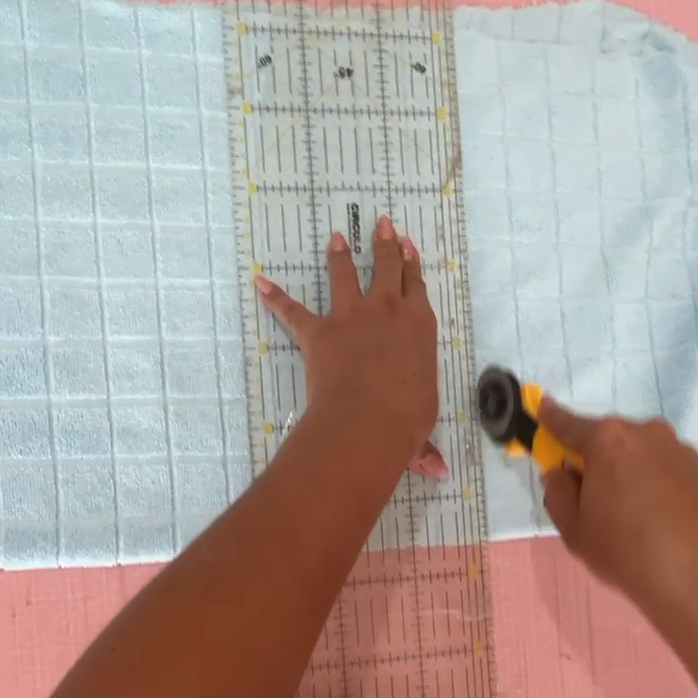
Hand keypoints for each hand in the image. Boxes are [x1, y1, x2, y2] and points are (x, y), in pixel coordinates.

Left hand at [255, 216, 446, 479]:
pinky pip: (292, 310)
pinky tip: (260, 281)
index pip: (416, 287)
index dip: (412, 266)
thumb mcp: (419, 429)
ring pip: (345, 275)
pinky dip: (274, 296)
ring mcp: (352, 316)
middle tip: (382, 224)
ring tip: (335, 239)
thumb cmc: (405, 420)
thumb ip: (424, 447)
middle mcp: (388, 310)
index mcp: (419, 325)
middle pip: (387, 267)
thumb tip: (437, 473)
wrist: (369, 421)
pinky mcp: (319, 331)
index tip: (408, 247)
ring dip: (340, 255)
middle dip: (384, 244)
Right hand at [537, 400, 697, 607]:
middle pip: (607, 438)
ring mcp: (679, 450)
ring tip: (626, 514)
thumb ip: (558, 493)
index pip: (568, 424)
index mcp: (608, 440)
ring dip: (625, 471)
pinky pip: (663, 469)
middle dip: (594, 457)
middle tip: (588, 494)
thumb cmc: (626, 550)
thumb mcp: (573, 529)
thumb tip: (561, 473)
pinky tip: (653, 518)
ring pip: (638, 453)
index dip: (551, 419)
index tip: (542, 409)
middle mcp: (646, 433)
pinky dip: (651, 483)